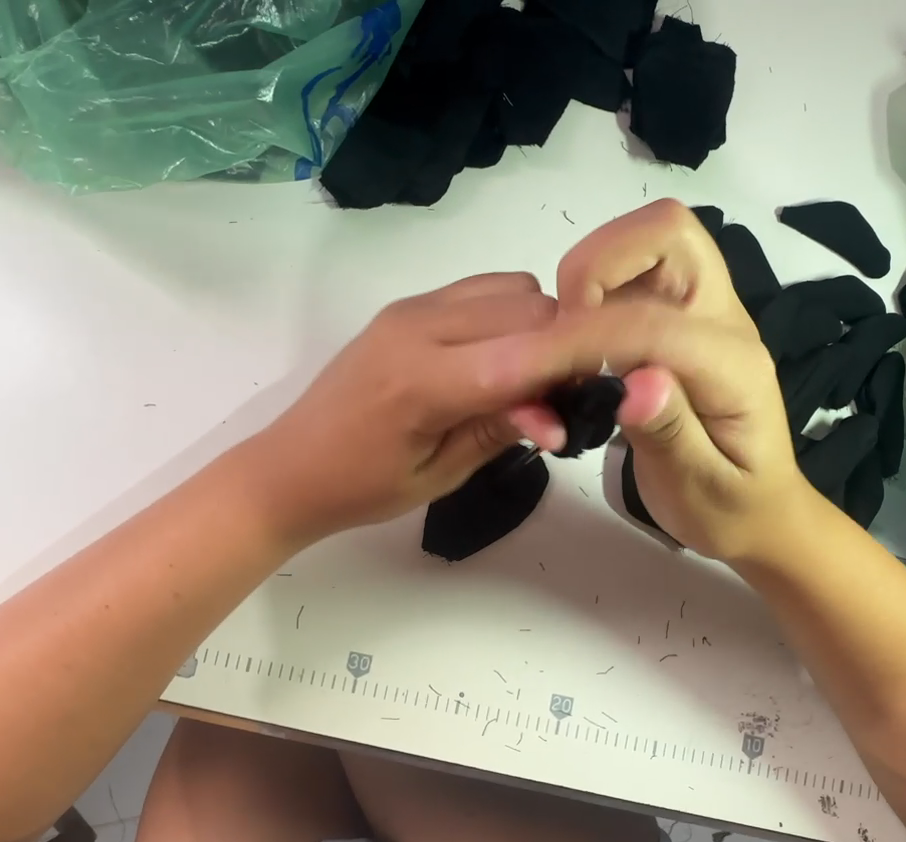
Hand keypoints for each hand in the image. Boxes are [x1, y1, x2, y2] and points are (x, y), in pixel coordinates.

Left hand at [240, 272, 596, 543]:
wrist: (291, 466)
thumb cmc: (361, 488)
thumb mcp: (437, 474)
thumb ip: (499, 430)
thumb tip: (560, 412)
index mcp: (424, 381)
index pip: (526, 350)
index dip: (581, 359)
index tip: (614, 379)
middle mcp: (419, 326)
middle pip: (528, 308)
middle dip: (565, 345)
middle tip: (567, 397)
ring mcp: (410, 309)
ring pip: (509, 289)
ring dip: (538, 326)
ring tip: (532, 381)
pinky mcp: (406, 307)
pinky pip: (479, 291)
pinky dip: (508, 316)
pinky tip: (500, 359)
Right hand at [529, 200, 821, 563]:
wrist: (760, 511)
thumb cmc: (731, 510)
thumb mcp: (703, 494)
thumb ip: (673, 437)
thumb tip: (636, 384)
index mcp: (734, 366)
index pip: (650, 323)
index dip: (581, 339)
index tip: (529, 372)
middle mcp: (722, 320)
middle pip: (665, 231)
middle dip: (595, 267)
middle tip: (559, 337)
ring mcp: (702, 312)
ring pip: (646, 240)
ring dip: (590, 275)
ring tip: (563, 345)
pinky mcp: (677, 319)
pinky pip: (631, 271)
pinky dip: (590, 292)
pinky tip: (575, 351)